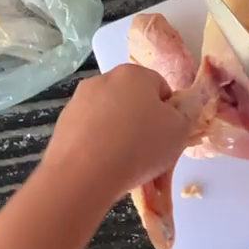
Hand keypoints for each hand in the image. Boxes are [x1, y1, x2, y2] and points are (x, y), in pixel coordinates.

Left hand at [40, 64, 188, 202]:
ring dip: (119, 134)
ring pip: (109, 117)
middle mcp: (104, 79)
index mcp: (134, 73)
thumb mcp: (180, 131)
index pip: (160, 88)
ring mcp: (79, 100)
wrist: (83, 174)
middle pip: (132, 100)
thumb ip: (186, 115)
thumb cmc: (139, 146)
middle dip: (142, 122)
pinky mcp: (63, 123)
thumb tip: (179, 109)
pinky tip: (103, 167)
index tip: (168, 136)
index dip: (169, 113)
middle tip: (150, 152)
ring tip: (125, 164)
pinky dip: (98, 145)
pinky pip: (90, 133)